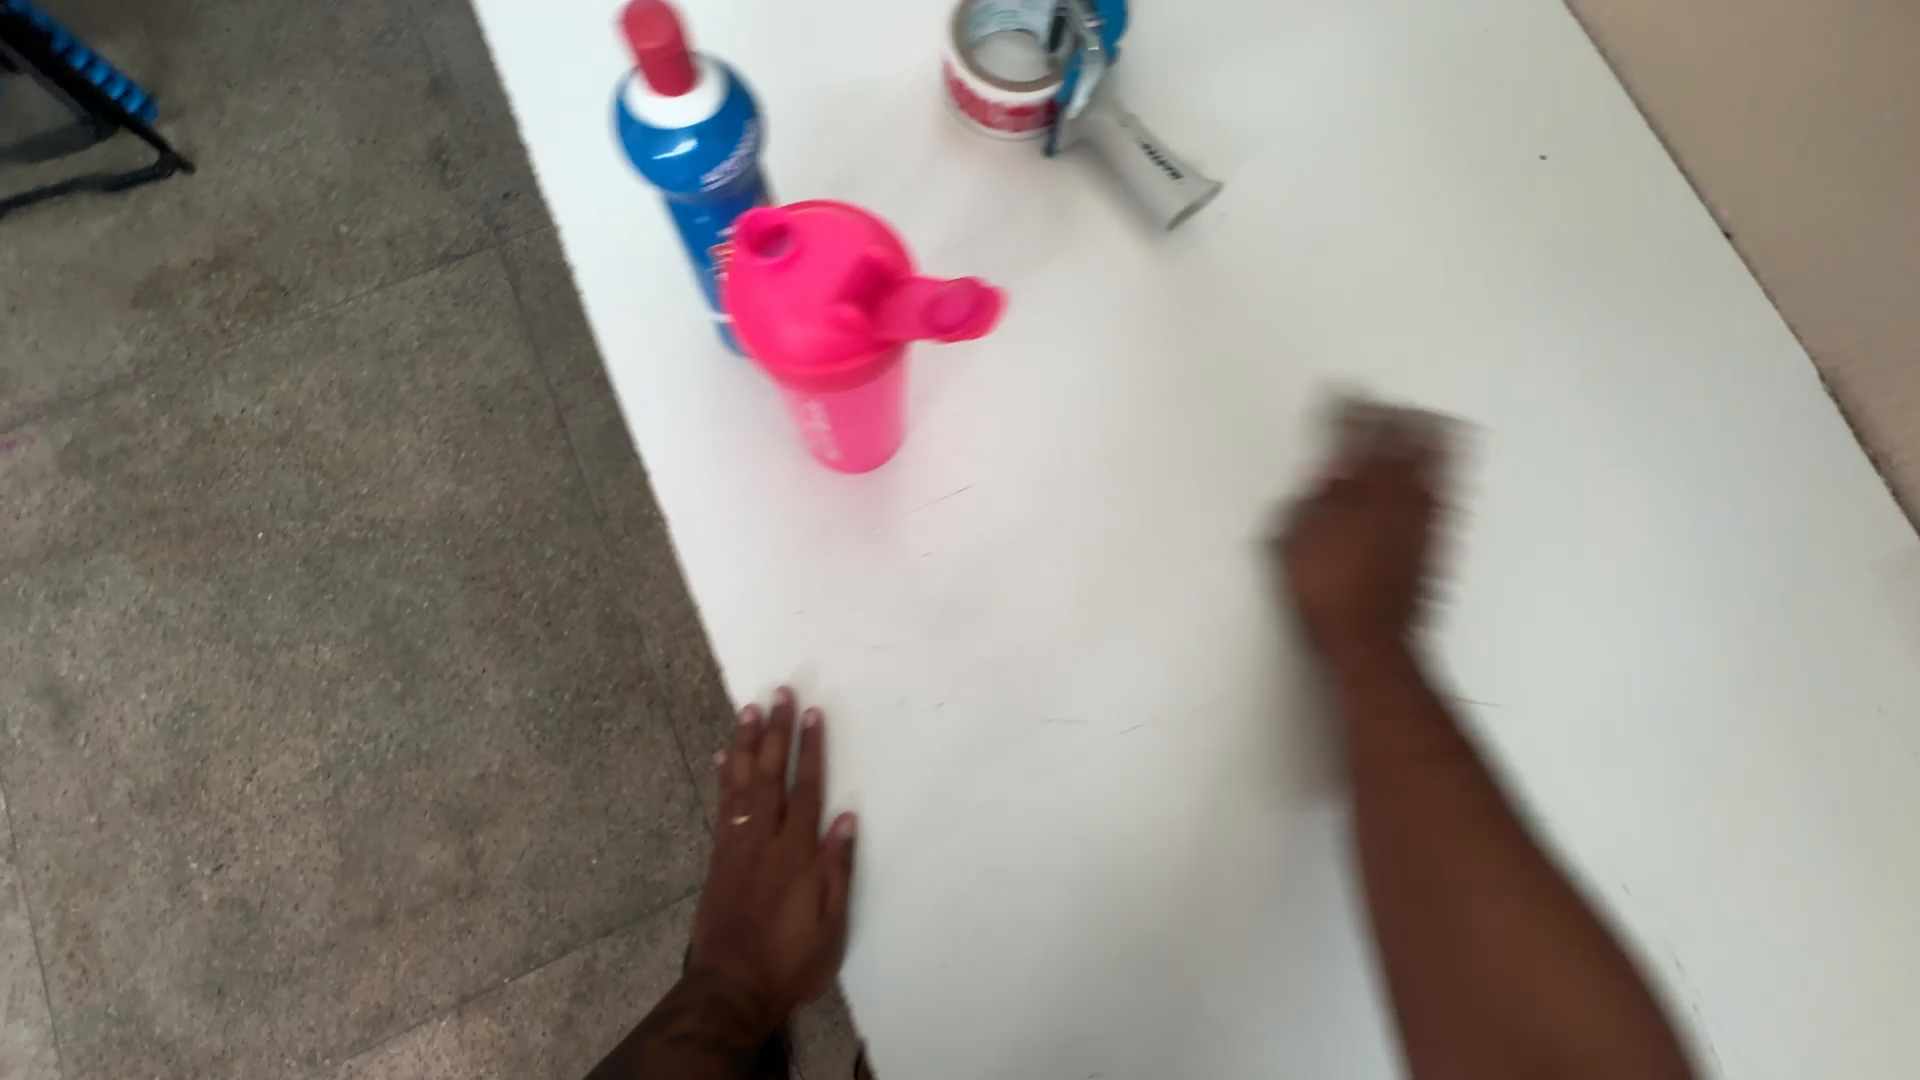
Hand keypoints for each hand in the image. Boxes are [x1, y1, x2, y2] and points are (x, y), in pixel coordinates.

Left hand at [688, 688, 857, 1029]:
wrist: (732, 988)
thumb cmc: (792, 957)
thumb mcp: (830, 921)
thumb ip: (837, 866)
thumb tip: (847, 816)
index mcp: (797, 851)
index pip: (807, 788)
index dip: (811, 749)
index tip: (812, 713)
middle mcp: (766, 837)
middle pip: (772, 774)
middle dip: (777, 731)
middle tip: (779, 693)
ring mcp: (738, 844)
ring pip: (743, 782)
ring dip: (746, 743)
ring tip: (749, 709)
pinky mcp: (719, 855)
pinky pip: (722, 806)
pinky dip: (724, 777)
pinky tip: (723, 756)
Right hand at [1279, 403, 1449, 658]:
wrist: (1371, 639)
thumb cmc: (1327, 596)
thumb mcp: (1297, 546)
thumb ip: (1313, 505)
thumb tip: (1327, 476)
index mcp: (1358, 499)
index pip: (1354, 442)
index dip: (1348, 414)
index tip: (1345, 393)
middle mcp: (1396, 503)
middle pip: (1402, 446)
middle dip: (1393, 418)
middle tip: (1386, 402)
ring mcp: (1420, 522)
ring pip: (1433, 465)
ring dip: (1426, 437)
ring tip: (1426, 418)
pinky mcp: (1435, 543)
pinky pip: (1446, 493)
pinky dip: (1444, 471)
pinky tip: (1441, 469)